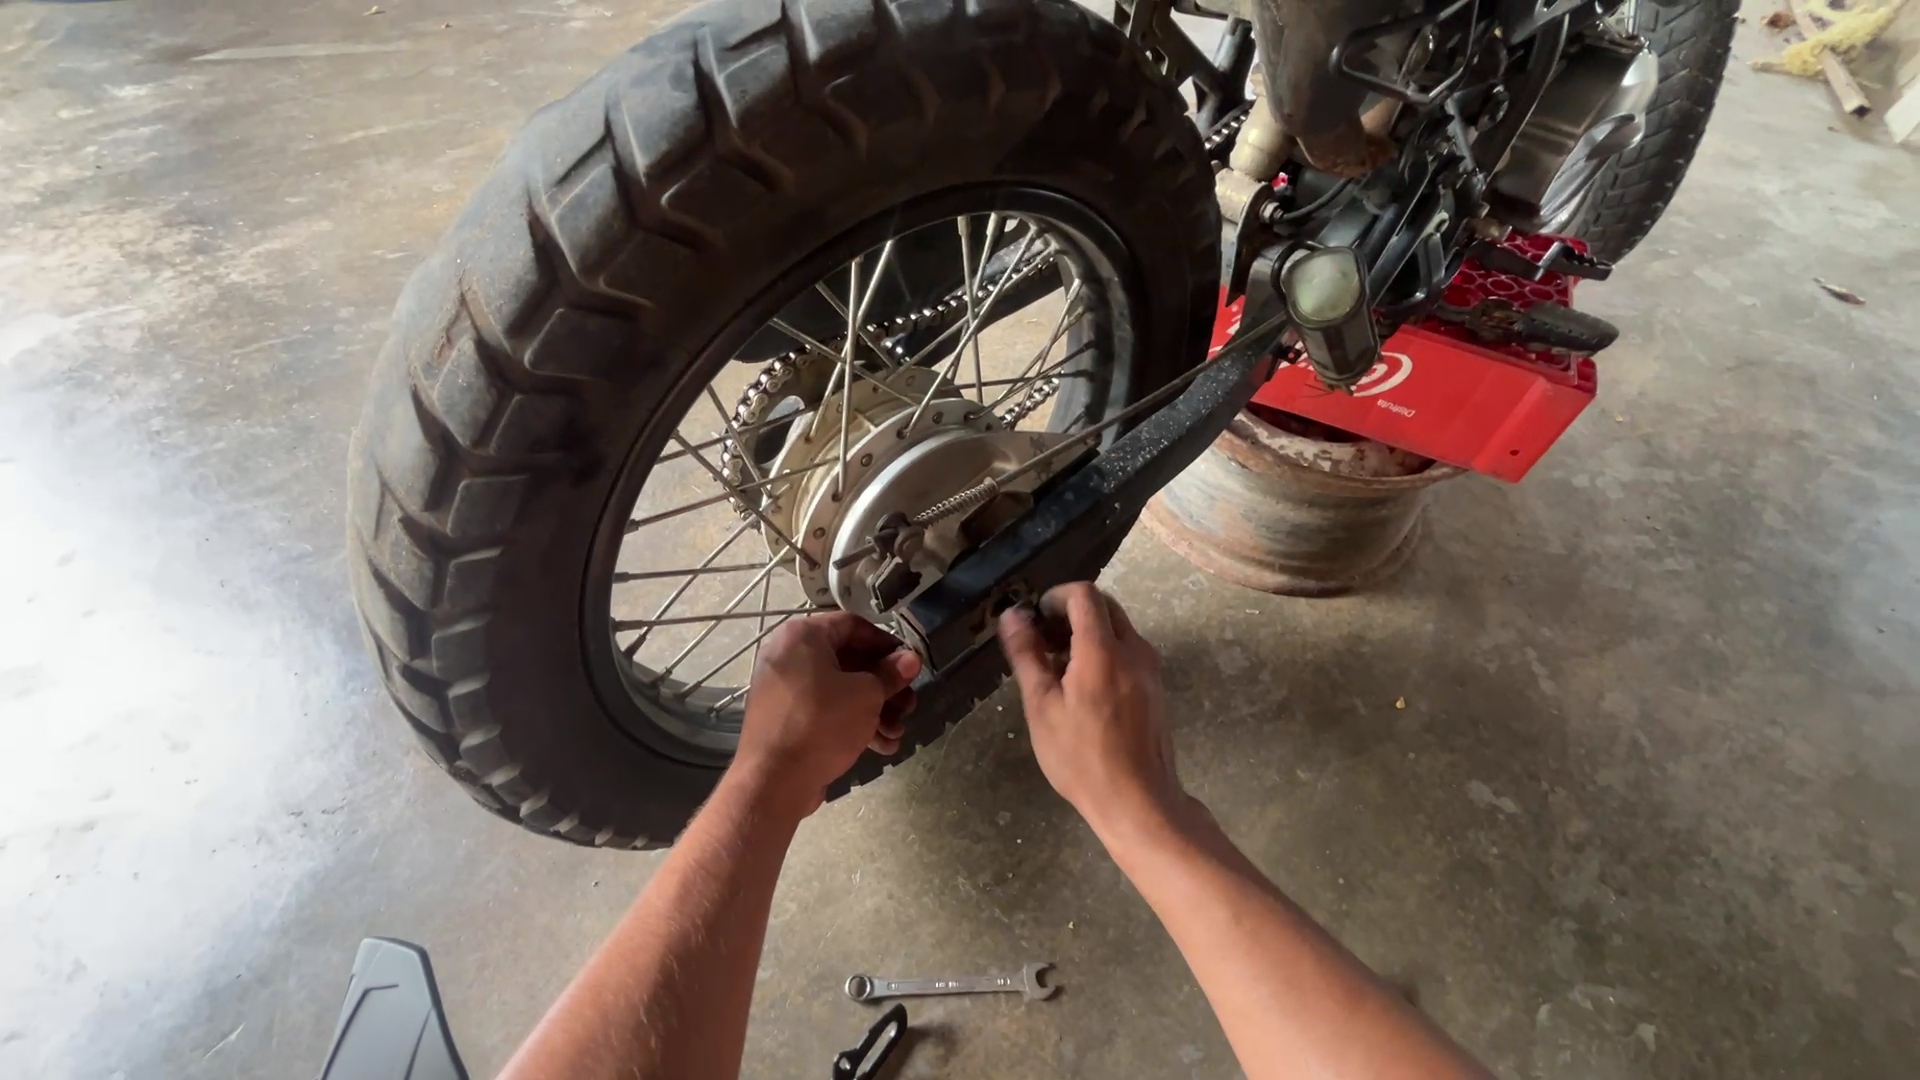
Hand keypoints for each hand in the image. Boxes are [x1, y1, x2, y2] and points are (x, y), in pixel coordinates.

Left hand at [735, 612, 920, 813]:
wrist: (774, 781)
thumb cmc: (822, 722)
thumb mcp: (866, 694)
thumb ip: (891, 674)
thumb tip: (910, 660)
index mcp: (803, 635)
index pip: (853, 625)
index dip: (886, 644)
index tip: (908, 664)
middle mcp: (789, 655)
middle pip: (849, 661)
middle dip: (884, 686)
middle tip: (909, 704)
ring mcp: (784, 689)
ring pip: (840, 690)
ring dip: (874, 709)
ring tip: (897, 732)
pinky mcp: (785, 719)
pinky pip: (824, 711)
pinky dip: (852, 722)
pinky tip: (881, 746)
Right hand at [997, 583, 1188, 834]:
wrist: (1139, 803)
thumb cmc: (1082, 758)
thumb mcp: (1042, 707)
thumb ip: (1026, 655)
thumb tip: (1012, 615)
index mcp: (1103, 651)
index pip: (1084, 594)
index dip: (1055, 597)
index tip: (1034, 620)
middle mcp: (1134, 651)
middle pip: (1104, 606)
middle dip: (1069, 613)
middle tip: (1042, 642)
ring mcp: (1150, 669)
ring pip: (1118, 628)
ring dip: (1086, 633)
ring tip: (1056, 668)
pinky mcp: (1156, 688)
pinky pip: (1128, 651)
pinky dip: (1103, 651)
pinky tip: (1081, 687)